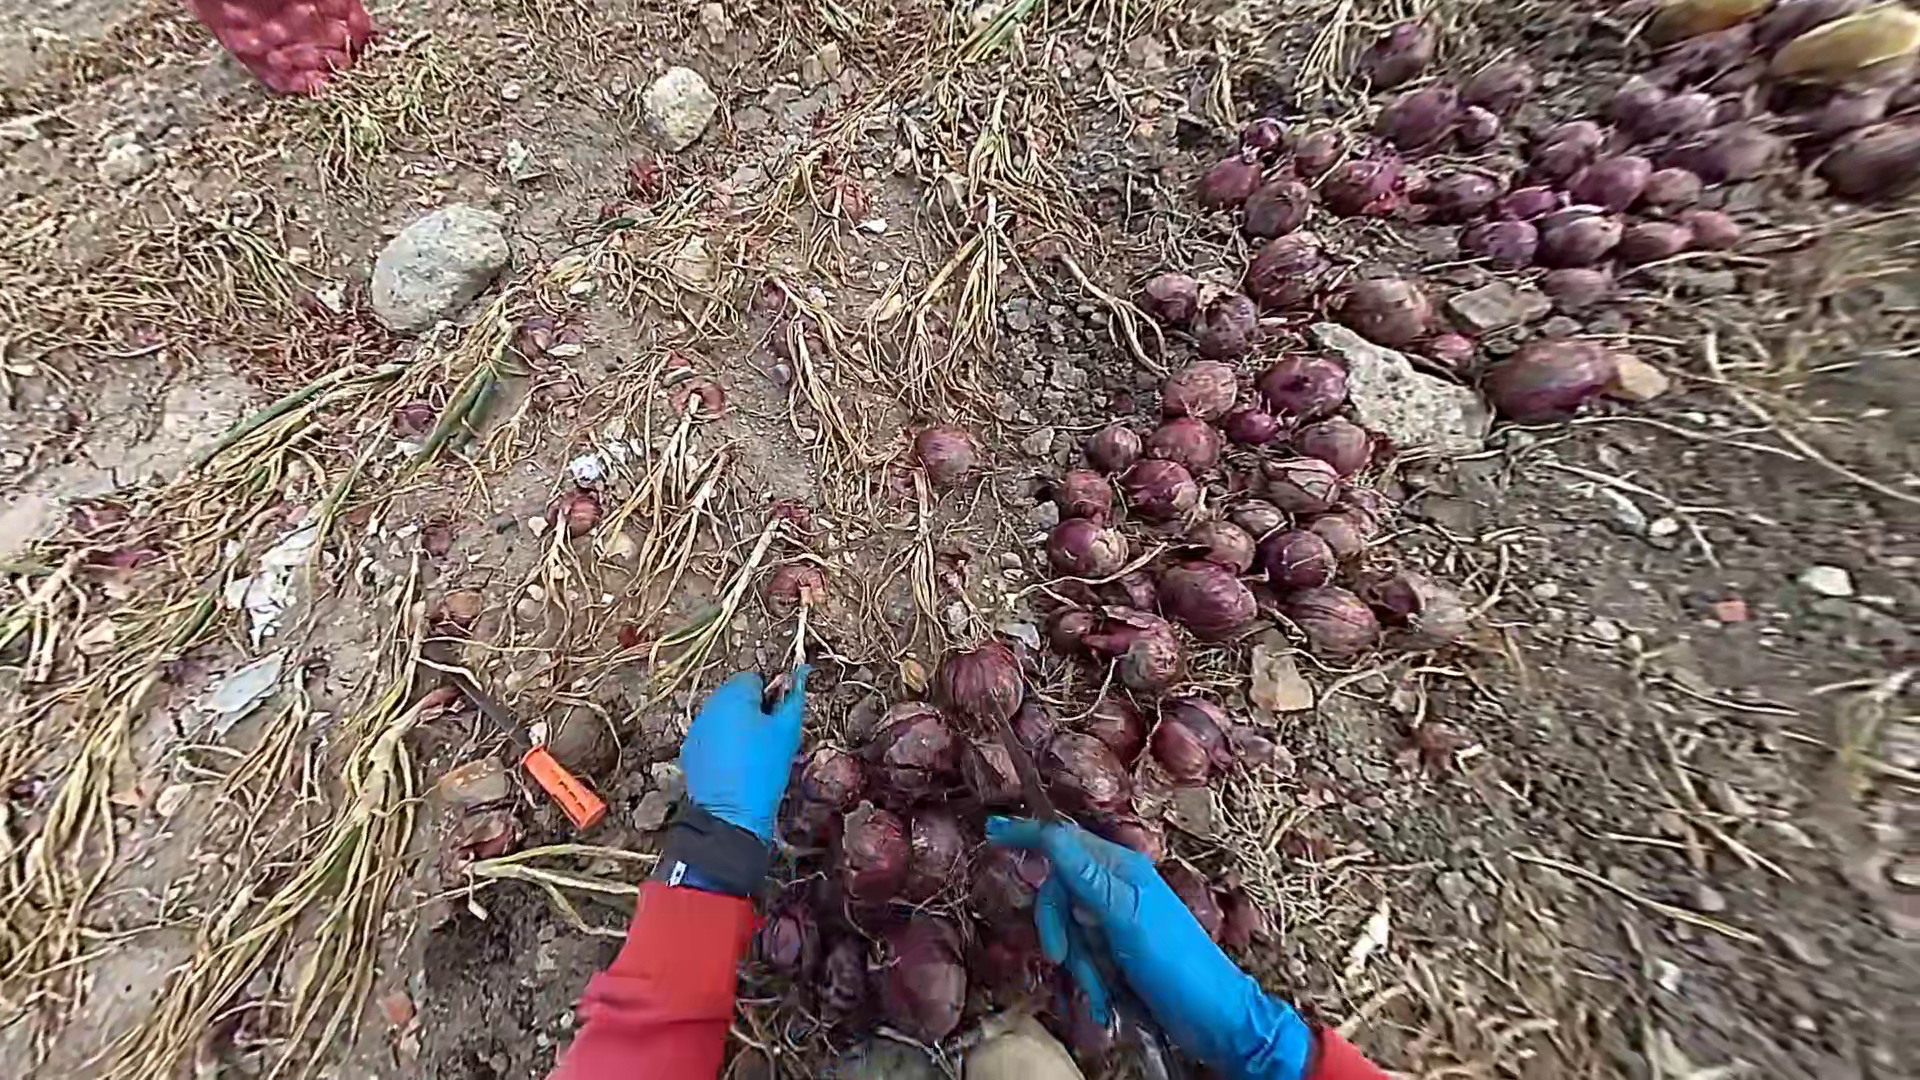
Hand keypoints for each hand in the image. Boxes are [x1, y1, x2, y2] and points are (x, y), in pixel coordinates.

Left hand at [680, 667, 809, 841]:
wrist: (730, 816)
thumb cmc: (763, 768)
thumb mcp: (788, 731)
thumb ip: (795, 698)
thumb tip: (801, 675)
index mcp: (734, 696)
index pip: (756, 678)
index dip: (772, 696)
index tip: (779, 718)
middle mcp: (710, 706)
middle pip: (737, 695)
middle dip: (754, 709)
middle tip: (769, 735)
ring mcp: (697, 729)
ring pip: (725, 715)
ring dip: (739, 725)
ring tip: (753, 752)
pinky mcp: (691, 750)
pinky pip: (712, 735)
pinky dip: (724, 742)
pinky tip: (736, 763)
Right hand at [988, 817, 1315, 1079]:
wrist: (1217, 1022)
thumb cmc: (1175, 962)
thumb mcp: (1126, 918)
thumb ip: (1086, 875)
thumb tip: (1050, 830)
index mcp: (1117, 866)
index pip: (1063, 839)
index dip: (1028, 834)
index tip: (993, 832)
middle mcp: (1112, 884)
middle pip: (1059, 890)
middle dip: (1058, 926)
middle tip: (1059, 956)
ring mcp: (1114, 916)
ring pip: (1068, 926)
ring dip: (1077, 961)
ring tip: (1100, 989)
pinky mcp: (1115, 947)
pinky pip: (1082, 952)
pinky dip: (1087, 976)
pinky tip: (1104, 998)